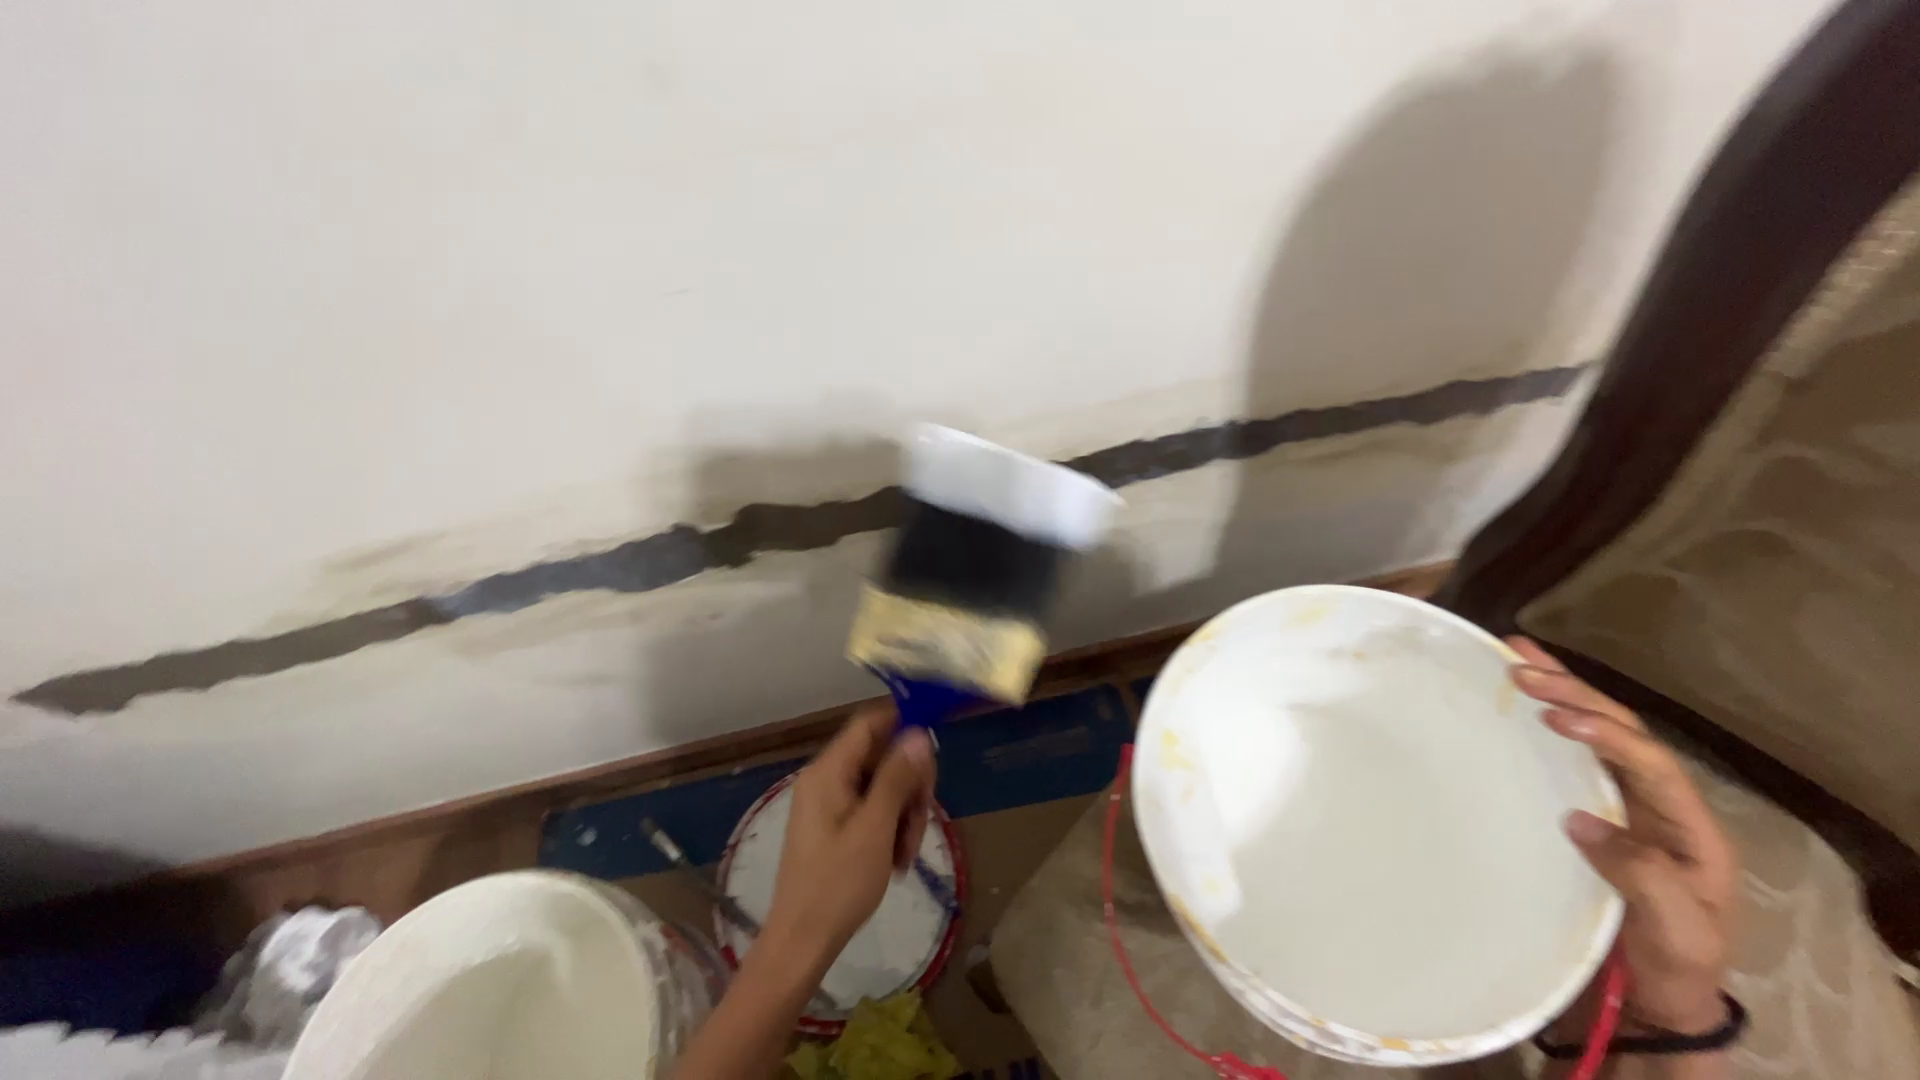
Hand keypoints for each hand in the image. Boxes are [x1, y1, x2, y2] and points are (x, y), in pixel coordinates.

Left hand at [763, 705, 936, 971]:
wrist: (803, 940)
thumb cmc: (838, 883)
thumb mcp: (875, 828)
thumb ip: (897, 777)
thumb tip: (918, 734)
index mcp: (828, 772)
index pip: (869, 723)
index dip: (903, 724)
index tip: (934, 747)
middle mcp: (826, 779)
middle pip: (881, 756)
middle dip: (909, 783)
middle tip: (923, 816)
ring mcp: (829, 804)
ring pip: (882, 786)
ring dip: (904, 813)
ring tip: (906, 852)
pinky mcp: (834, 826)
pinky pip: (872, 810)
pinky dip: (890, 828)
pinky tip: (896, 860)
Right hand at [1509, 637, 1738, 1035]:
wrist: (1658, 991)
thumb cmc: (1671, 962)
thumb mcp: (1675, 933)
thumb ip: (1642, 878)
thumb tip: (1581, 819)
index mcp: (1685, 824)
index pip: (1648, 762)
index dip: (1605, 734)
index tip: (1553, 716)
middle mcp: (1656, 800)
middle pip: (1621, 730)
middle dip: (1574, 693)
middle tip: (1520, 667)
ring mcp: (1621, 799)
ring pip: (1596, 730)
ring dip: (1559, 689)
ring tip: (1513, 654)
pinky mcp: (1587, 805)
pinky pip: (1568, 753)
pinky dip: (1544, 715)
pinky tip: (1514, 693)